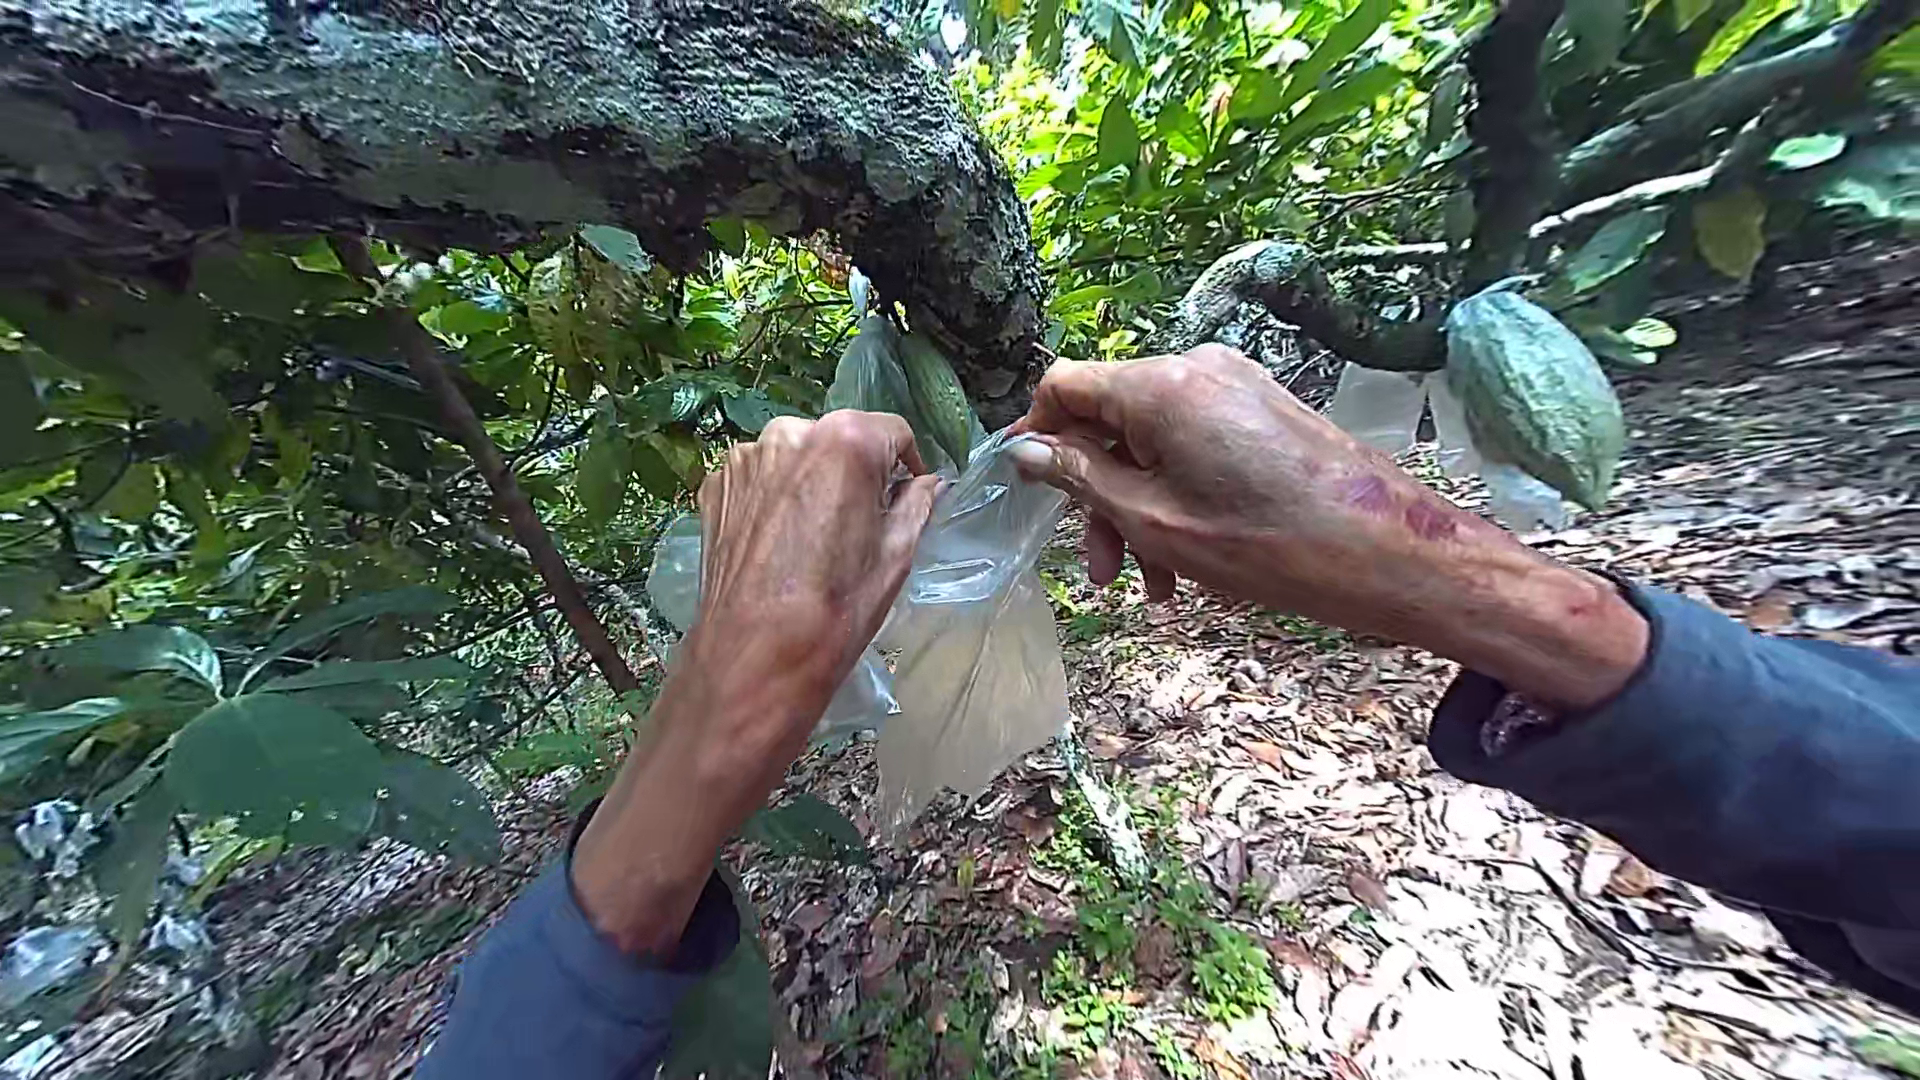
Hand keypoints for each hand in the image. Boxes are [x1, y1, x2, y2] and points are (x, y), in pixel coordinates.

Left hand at [572, 411, 939, 954]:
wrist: (750, 661)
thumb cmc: (838, 612)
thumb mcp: (896, 558)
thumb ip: (918, 505)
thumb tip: (931, 483)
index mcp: (845, 442)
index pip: (893, 431)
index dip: (908, 463)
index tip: (910, 497)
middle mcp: (791, 432)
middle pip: (843, 437)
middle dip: (863, 471)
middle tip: (868, 521)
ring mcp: (746, 456)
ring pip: (802, 454)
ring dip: (821, 481)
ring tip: (822, 535)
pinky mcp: (716, 484)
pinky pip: (765, 474)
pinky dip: (783, 493)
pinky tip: (785, 539)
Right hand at [1010, 345, 1646, 708]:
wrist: (1393, 556)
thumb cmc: (1263, 543)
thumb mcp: (1150, 517)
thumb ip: (1079, 476)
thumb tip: (1024, 450)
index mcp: (1158, 386)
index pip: (1064, 384)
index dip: (1037, 433)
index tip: (1030, 486)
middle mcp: (1193, 369)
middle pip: (1109, 422)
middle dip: (1096, 496)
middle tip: (1100, 568)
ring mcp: (1231, 386)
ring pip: (1149, 444)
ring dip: (1136, 508)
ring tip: (1147, 582)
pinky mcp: (1257, 408)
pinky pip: (1190, 447)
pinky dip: (1173, 494)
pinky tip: (1181, 560)